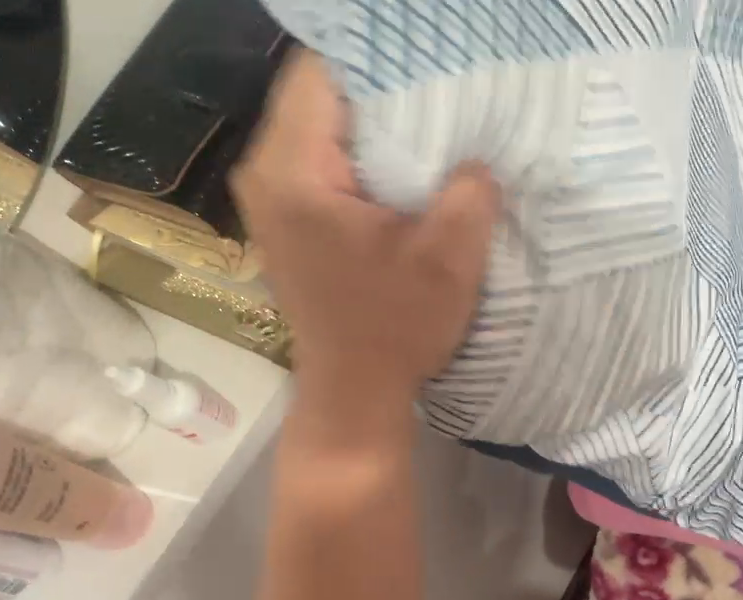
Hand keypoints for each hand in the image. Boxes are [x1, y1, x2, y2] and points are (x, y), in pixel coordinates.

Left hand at [233, 53, 500, 437]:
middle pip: (321, 100)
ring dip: (379, 135)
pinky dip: (367, 165)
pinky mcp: (289, 221)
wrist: (357, 390)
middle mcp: (265, 172)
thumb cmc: (397, 327)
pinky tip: (407, 183)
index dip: (382, 66)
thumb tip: (477, 160)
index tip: (436, 74)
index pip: (324, 76)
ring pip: (324, 132)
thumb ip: (468, 196)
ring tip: (435, 142)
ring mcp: (272, 197)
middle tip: (447, 105)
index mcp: (293, 170)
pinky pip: (325, 166)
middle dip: (386, 99)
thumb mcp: (449, 260)